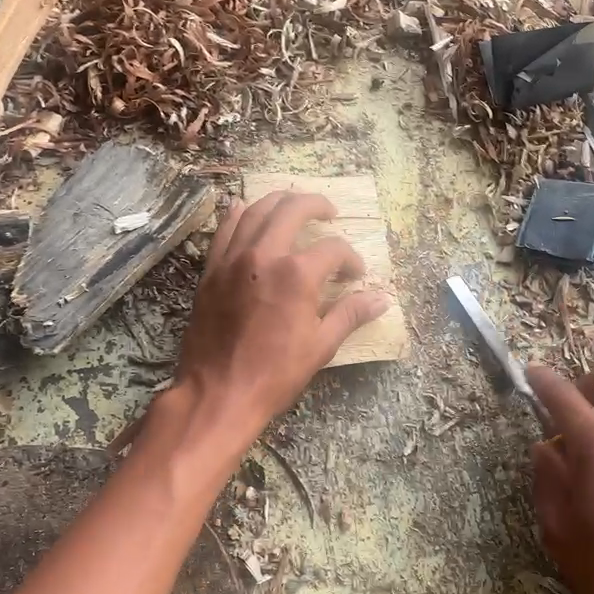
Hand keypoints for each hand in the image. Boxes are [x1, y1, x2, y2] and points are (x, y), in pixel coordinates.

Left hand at [166, 191, 391, 447]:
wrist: (217, 392)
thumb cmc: (275, 373)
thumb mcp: (321, 346)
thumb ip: (350, 314)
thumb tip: (382, 299)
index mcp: (297, 274)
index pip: (333, 249)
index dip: (350, 259)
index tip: (354, 274)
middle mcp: (264, 255)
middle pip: (293, 210)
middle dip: (317, 205)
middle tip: (330, 212)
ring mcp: (233, 259)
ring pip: (257, 211)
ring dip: (280, 201)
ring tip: (294, 204)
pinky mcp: (211, 269)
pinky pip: (224, 229)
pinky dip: (238, 214)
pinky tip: (245, 208)